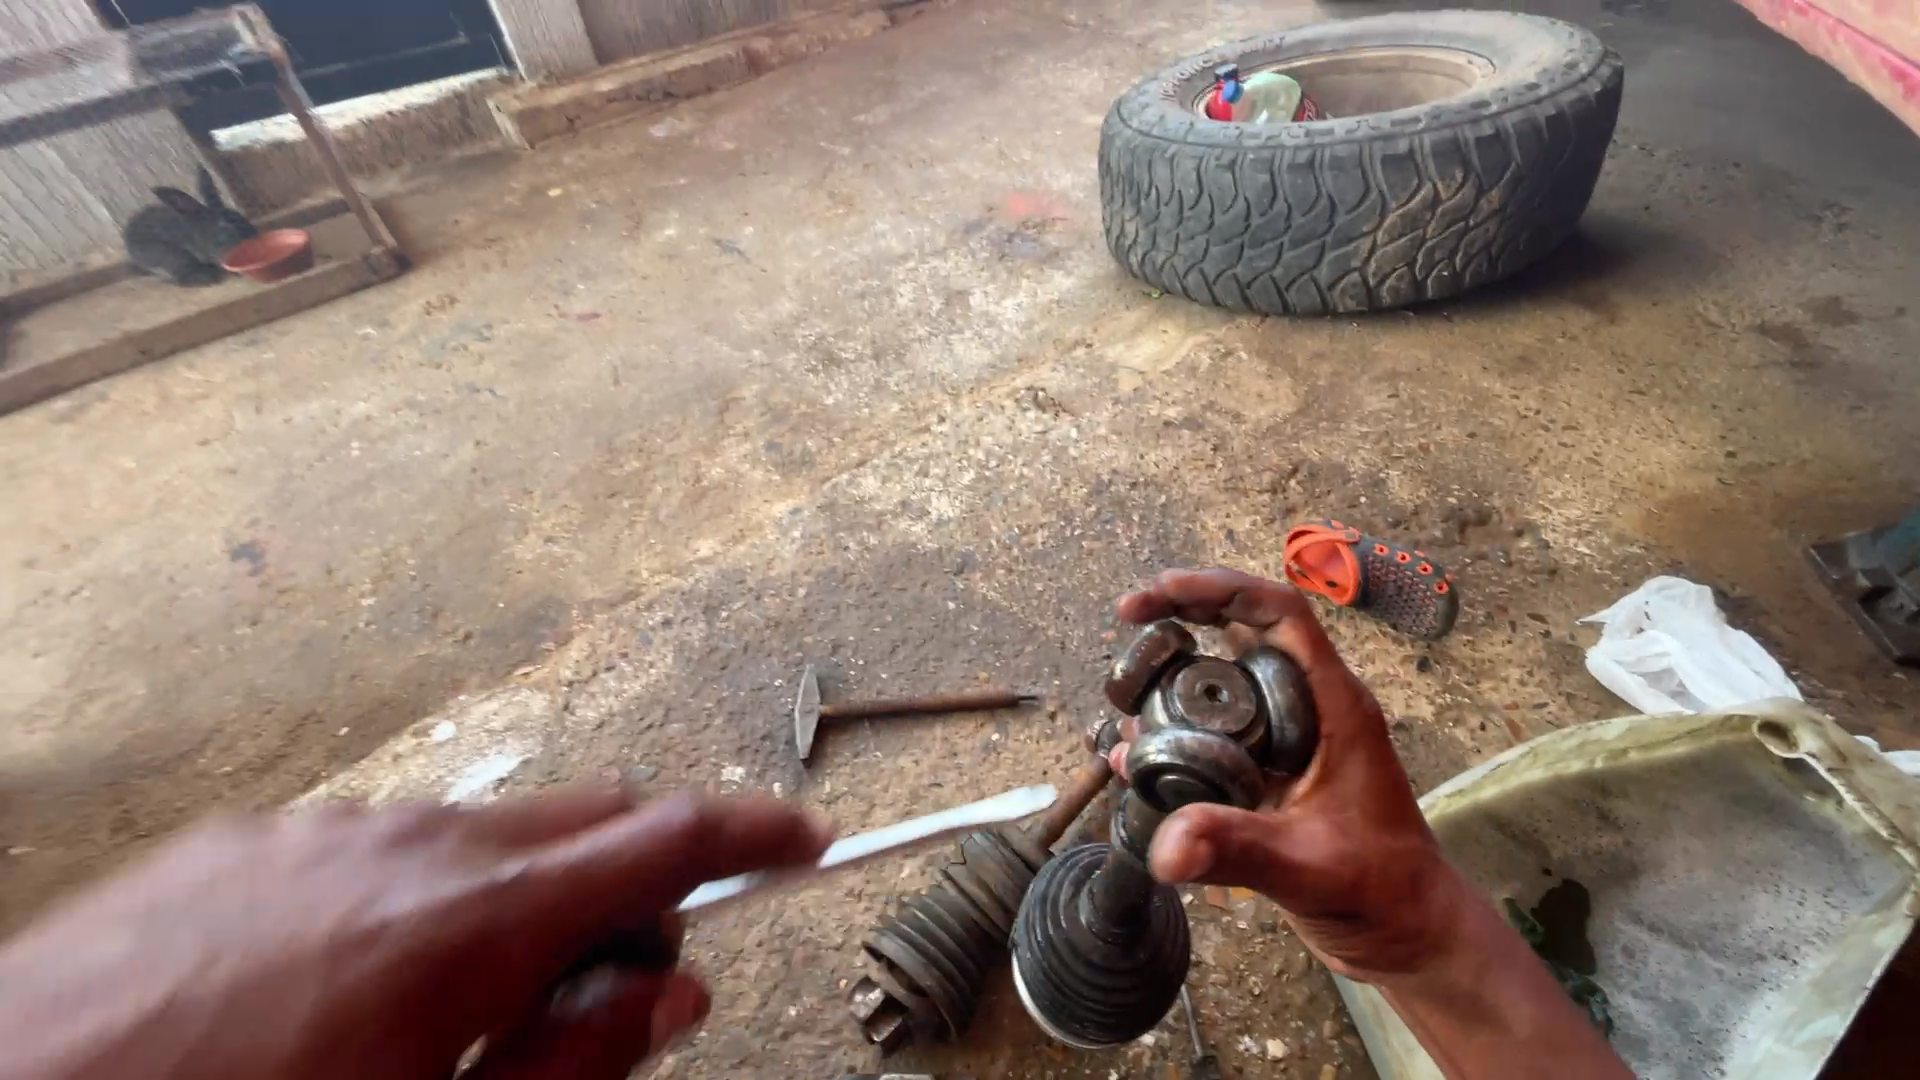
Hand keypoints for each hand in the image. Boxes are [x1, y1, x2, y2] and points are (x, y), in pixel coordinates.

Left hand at [0, 790, 830, 1079]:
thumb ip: (574, 1063)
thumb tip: (678, 992)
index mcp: (472, 921)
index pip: (669, 839)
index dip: (754, 835)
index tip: (807, 844)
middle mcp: (418, 842)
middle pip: (596, 816)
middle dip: (635, 880)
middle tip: (611, 975)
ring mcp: (332, 828)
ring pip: (498, 829)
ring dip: (527, 891)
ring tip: (457, 999)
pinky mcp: (256, 835)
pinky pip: (394, 840)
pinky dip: (428, 889)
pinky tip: (343, 982)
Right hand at [1109, 567, 1467, 980]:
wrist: (1404, 933)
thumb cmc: (1381, 892)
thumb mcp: (1308, 867)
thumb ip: (1238, 850)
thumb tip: (1165, 849)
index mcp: (1331, 704)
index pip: (1279, 613)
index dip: (1218, 588)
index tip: (1158, 593)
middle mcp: (1306, 703)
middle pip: (1242, 627)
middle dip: (1182, 612)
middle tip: (1128, 618)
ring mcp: (1284, 732)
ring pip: (1221, 672)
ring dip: (1169, 674)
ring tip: (1127, 699)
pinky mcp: (1264, 761)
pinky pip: (1211, 721)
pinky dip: (1170, 724)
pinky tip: (1136, 753)